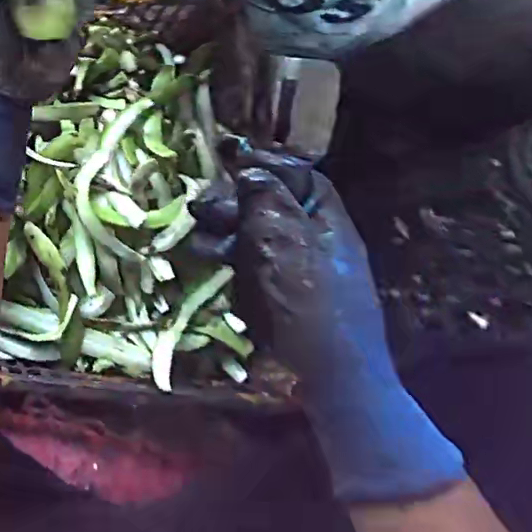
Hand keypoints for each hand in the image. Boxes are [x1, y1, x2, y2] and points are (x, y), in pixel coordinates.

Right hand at [226, 144, 464, 503]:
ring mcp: (291, 264)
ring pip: (250, 230)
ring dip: (222, 225)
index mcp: (326, 218)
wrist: (331, 378)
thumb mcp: (285, 239)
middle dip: (232, 198)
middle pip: (267, 201)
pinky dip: (224, 253)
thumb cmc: (311, 301)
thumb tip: (248, 170)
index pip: (297, 174)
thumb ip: (265, 197)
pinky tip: (207, 255)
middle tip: (202, 203)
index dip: (263, 161)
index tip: (228, 153)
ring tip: (199, 230)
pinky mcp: (274, 289)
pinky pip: (245, 259)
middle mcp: (310, 236)